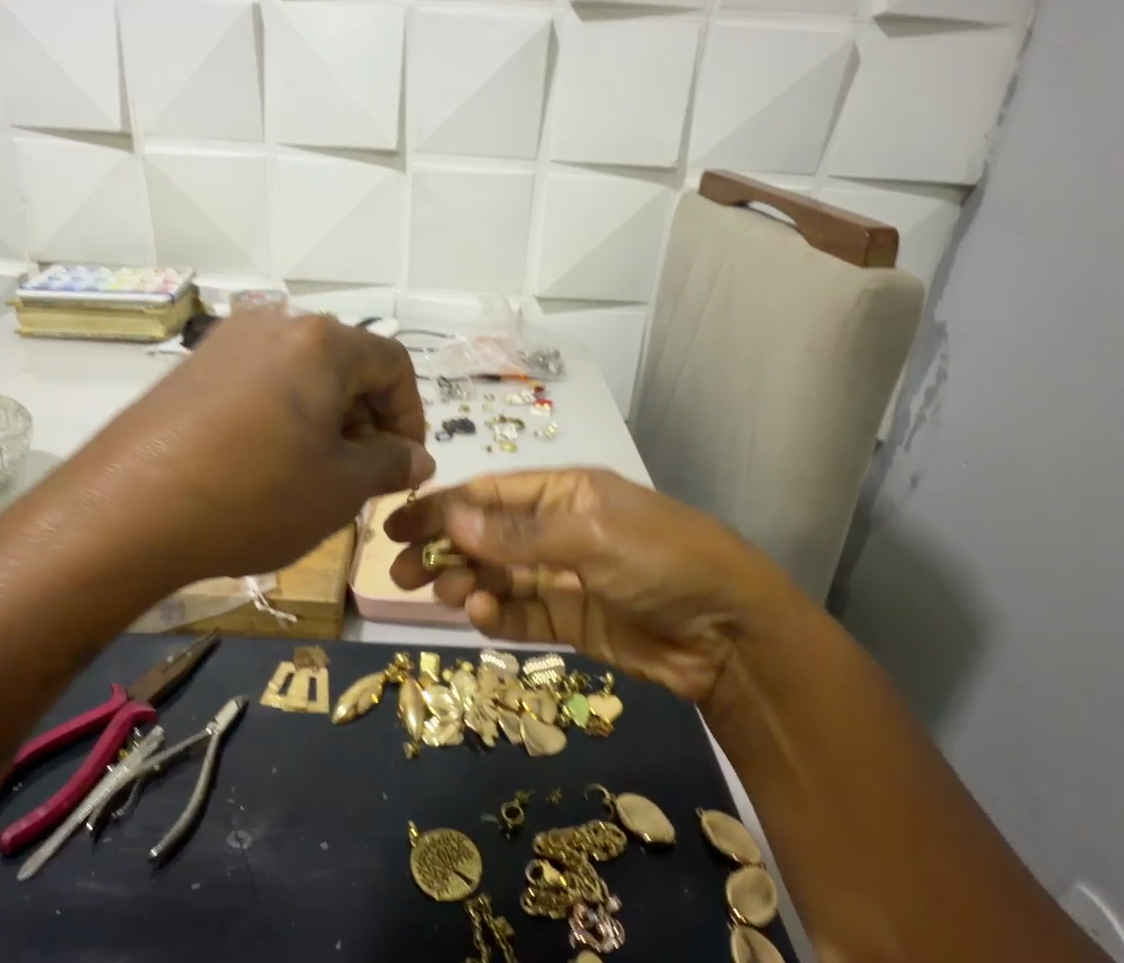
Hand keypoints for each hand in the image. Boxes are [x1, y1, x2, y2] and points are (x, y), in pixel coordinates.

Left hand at [72, 309, 432, 583]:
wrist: (125, 513)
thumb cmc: (254, 496)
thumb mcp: (340, 488)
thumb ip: (390, 464)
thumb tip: (417, 457)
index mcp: (321, 341)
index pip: (393, 364)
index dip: (411, 417)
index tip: (404, 465)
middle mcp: (274, 325)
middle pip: (345, 365)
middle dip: (366, 421)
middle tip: (361, 477)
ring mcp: (225, 344)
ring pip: (301, 377)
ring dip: (324, 422)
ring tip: (314, 477)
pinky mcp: (189, 371)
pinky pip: (258, 386)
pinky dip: (281, 420)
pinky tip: (265, 469)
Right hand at [385, 469, 802, 702]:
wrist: (729, 632)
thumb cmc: (663, 560)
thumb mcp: (591, 534)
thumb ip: (518, 535)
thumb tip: (451, 521)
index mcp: (565, 492)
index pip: (489, 495)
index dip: (441, 508)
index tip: (394, 526)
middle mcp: (559, 530)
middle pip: (485, 537)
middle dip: (442, 551)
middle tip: (399, 574)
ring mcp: (564, 578)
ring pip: (496, 578)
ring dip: (465, 584)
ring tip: (443, 595)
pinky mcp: (571, 622)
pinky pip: (521, 616)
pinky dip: (496, 617)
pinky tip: (480, 616)